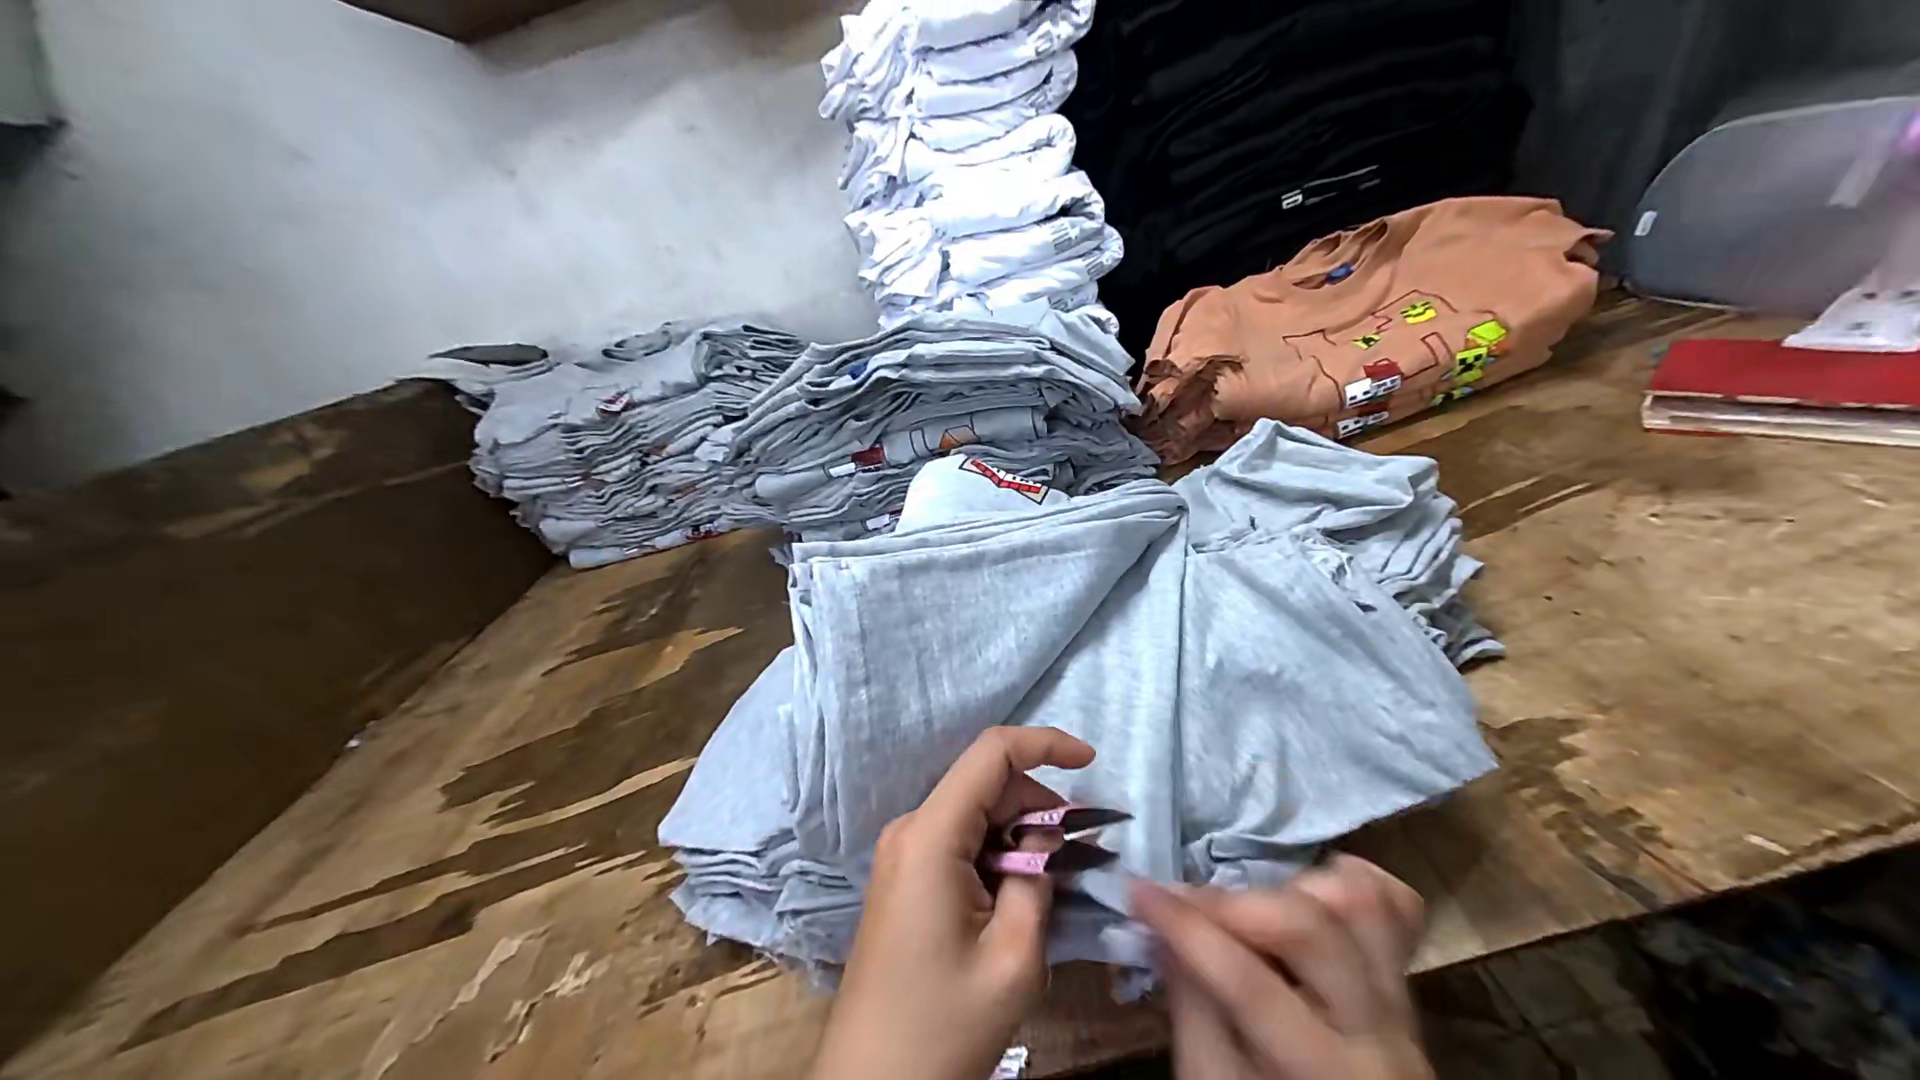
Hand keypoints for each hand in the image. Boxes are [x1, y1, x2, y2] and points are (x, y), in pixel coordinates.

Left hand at [807, 727, 1095, 1079]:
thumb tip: (1044, 837)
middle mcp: (911, 829)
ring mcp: (903, 852)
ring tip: (1049, 883)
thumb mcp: (1013, 958)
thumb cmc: (943, 1026)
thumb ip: (1038, 880)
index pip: (991, 754)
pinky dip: (997, 851)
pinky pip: (960, 839)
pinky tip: (1017, 893)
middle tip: (1076, 855)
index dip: (1044, 743)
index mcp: (931, 836)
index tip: (1091, 761)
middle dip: (1038, 805)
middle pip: (986, 785)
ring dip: (1020, 833)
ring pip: (976, 813)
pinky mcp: (906, 875)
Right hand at [1133, 855, 1431, 1079]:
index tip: (1136, 889)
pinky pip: (1394, 910)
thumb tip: (1159, 926)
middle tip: (1181, 900)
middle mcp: (1378, 1031)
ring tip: (1243, 900)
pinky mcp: (1400, 983)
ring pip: (1360, 905)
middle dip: (1233, 903)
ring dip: (1291, 887)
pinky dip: (1348, 883)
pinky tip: (1306, 886)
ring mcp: (1398, 1001)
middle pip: (1309, 928)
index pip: (1248, 982)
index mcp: (1325, 1072)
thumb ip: (1190, 1005)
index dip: (1186, 927)